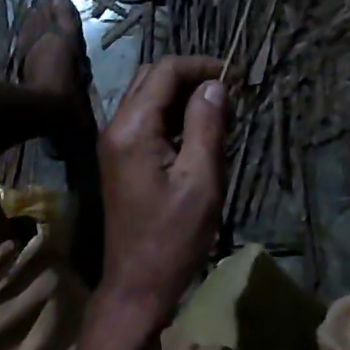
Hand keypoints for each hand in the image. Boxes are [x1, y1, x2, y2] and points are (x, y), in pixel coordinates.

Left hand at [94, 56, 227, 327]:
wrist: (137, 283)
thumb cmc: (173, 236)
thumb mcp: (201, 181)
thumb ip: (206, 126)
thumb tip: (215, 85)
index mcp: (133, 128)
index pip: (165, 71)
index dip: (201, 66)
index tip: (235, 77)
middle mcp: (116, 126)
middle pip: (151, 77)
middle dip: (190, 77)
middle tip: (228, 96)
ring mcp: (114, 141)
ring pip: (146, 95)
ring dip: (181, 95)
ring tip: (218, 114)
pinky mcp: (119, 156)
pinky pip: (144, 118)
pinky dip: (171, 114)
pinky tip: (198, 133)